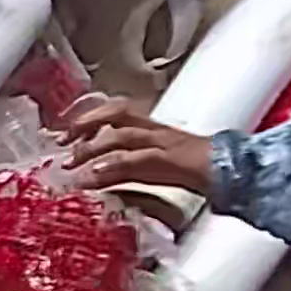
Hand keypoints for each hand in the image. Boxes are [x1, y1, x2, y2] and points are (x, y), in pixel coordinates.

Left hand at [57, 96, 212, 194]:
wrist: (228, 171)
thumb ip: (116, 170)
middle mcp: (153, 129)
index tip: (63, 132)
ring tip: (70, 161)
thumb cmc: (187, 169)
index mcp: (148, 127)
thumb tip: (87, 179)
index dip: (88, 117)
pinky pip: (137, 159)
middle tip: (61, 140)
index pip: (115, 112)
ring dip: (91, 148)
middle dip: (86, 123)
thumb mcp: (144, 167)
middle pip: (116, 113)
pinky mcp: (168, 159)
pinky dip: (113, 164)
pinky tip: (95, 173)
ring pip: (121, 135)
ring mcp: (161, 142)